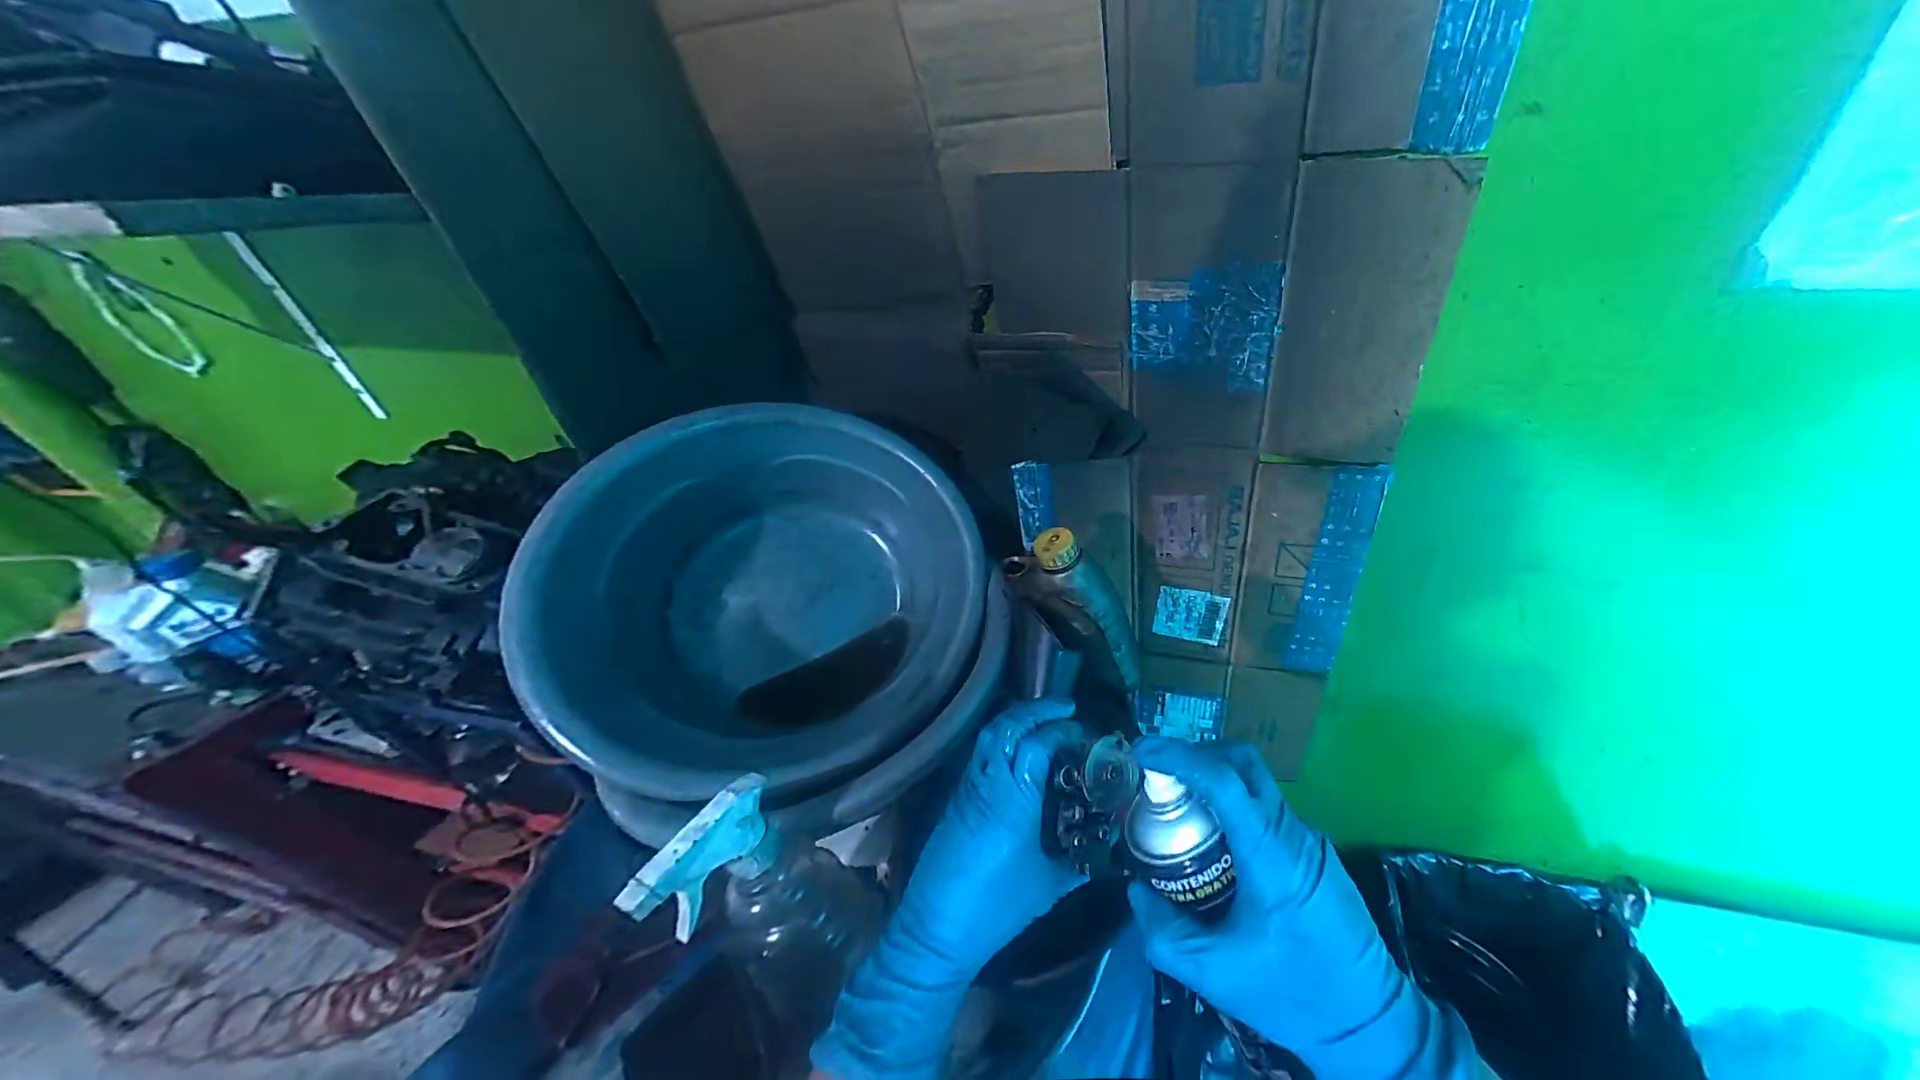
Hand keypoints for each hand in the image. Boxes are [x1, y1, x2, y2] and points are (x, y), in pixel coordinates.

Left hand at [888, 698, 1086, 977]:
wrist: (938, 927)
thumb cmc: (998, 905)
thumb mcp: (1050, 883)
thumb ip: (1082, 856)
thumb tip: (1109, 840)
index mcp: (1013, 798)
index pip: (1036, 744)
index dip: (1060, 730)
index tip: (1084, 730)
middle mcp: (987, 781)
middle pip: (1006, 726)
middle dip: (1036, 710)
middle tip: (1066, 709)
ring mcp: (967, 786)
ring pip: (988, 735)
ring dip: (1016, 719)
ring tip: (1045, 721)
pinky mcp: (956, 797)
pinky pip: (980, 753)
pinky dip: (1001, 738)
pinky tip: (1019, 750)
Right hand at [1127, 737, 1481, 1078]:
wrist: (1374, 1025)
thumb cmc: (1294, 997)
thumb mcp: (1215, 975)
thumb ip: (1163, 933)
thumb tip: (1135, 891)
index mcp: (1271, 856)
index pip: (1223, 780)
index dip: (1178, 757)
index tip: (1140, 751)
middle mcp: (1294, 835)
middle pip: (1242, 763)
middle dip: (1194, 754)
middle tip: (1157, 773)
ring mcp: (1309, 840)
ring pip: (1255, 780)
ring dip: (1212, 775)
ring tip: (1176, 801)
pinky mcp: (1315, 851)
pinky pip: (1265, 805)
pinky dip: (1230, 800)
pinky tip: (1211, 834)